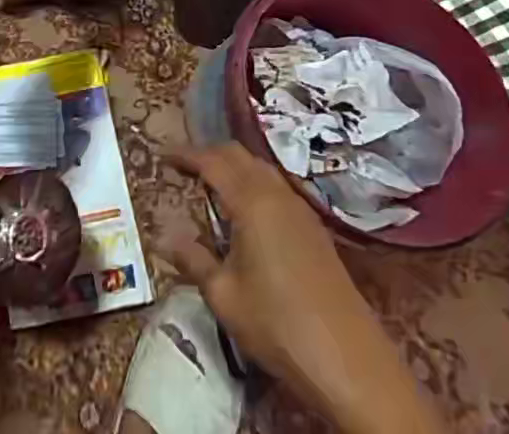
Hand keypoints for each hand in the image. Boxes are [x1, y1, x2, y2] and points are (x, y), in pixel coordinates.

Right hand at [163, 144, 444, 433]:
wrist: (344, 355)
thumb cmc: (276, 323)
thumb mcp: (223, 294)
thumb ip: (192, 258)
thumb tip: (163, 235)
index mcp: (252, 202)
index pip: (214, 162)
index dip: (187, 154)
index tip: (164, 154)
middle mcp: (278, 194)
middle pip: (240, 156)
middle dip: (210, 154)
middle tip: (184, 166)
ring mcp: (300, 208)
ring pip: (262, 169)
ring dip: (234, 168)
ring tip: (210, 184)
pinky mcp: (313, 227)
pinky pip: (277, 187)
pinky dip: (253, 184)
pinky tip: (244, 210)